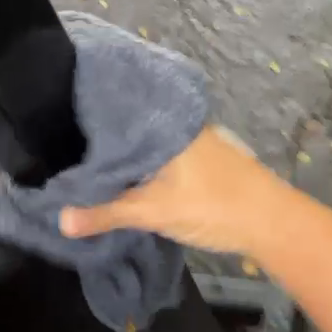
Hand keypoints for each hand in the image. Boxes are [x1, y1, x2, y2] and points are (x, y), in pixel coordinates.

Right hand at [58, 126, 298, 256]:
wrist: (276, 225)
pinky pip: (157, 151)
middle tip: (63, 136)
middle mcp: (175, 123)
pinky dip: (139, 160)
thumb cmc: (214, 205)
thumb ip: (107, 213)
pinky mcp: (198, 159)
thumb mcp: (154, 211)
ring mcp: (190, 140)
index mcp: (162, 122)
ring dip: (122, 149)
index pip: (116, 106)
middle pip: (129, 123)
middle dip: (100, 132)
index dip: (87, 110)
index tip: (56, 111)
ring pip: (144, 139)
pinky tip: (122, 171)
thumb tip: (60, 219)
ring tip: (83, 152)